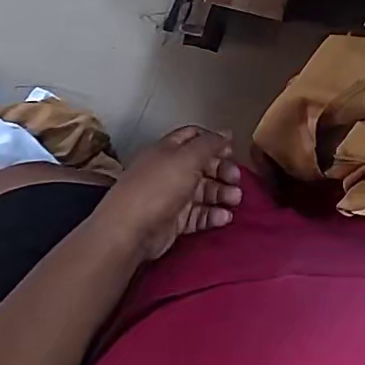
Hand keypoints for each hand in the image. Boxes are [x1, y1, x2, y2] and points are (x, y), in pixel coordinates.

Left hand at [97, 126, 242, 260]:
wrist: (129, 231)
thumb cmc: (159, 187)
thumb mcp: (188, 158)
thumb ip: (210, 144)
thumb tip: (227, 132)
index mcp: (168, 151)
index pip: (194, 137)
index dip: (214, 141)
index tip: (231, 151)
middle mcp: (170, 171)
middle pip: (203, 166)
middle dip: (223, 171)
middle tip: (236, 180)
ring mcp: (172, 197)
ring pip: (204, 191)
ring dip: (222, 194)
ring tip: (234, 200)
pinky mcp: (175, 220)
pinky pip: (199, 214)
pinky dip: (213, 215)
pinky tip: (224, 218)